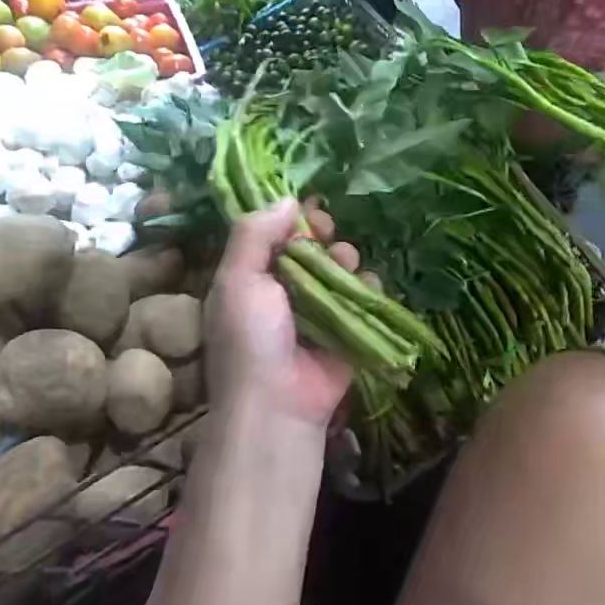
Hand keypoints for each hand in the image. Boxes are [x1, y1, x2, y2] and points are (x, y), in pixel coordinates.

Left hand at [203, 198, 353, 425]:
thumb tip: (287, 198)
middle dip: (321, 233)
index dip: (292, 216)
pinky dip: (367, 285)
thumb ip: (255, 234)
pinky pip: (364, 293)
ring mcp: (319, 308)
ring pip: (340, 264)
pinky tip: (363, 286)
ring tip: (343, 264)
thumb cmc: (250, 338)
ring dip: (345, 256)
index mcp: (253, 275)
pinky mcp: (348, 327)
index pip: (275, 232)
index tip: (306, 208)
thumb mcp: (238, 280)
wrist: (277, 406)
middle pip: (311, 244)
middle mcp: (285, 288)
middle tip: (326, 232)